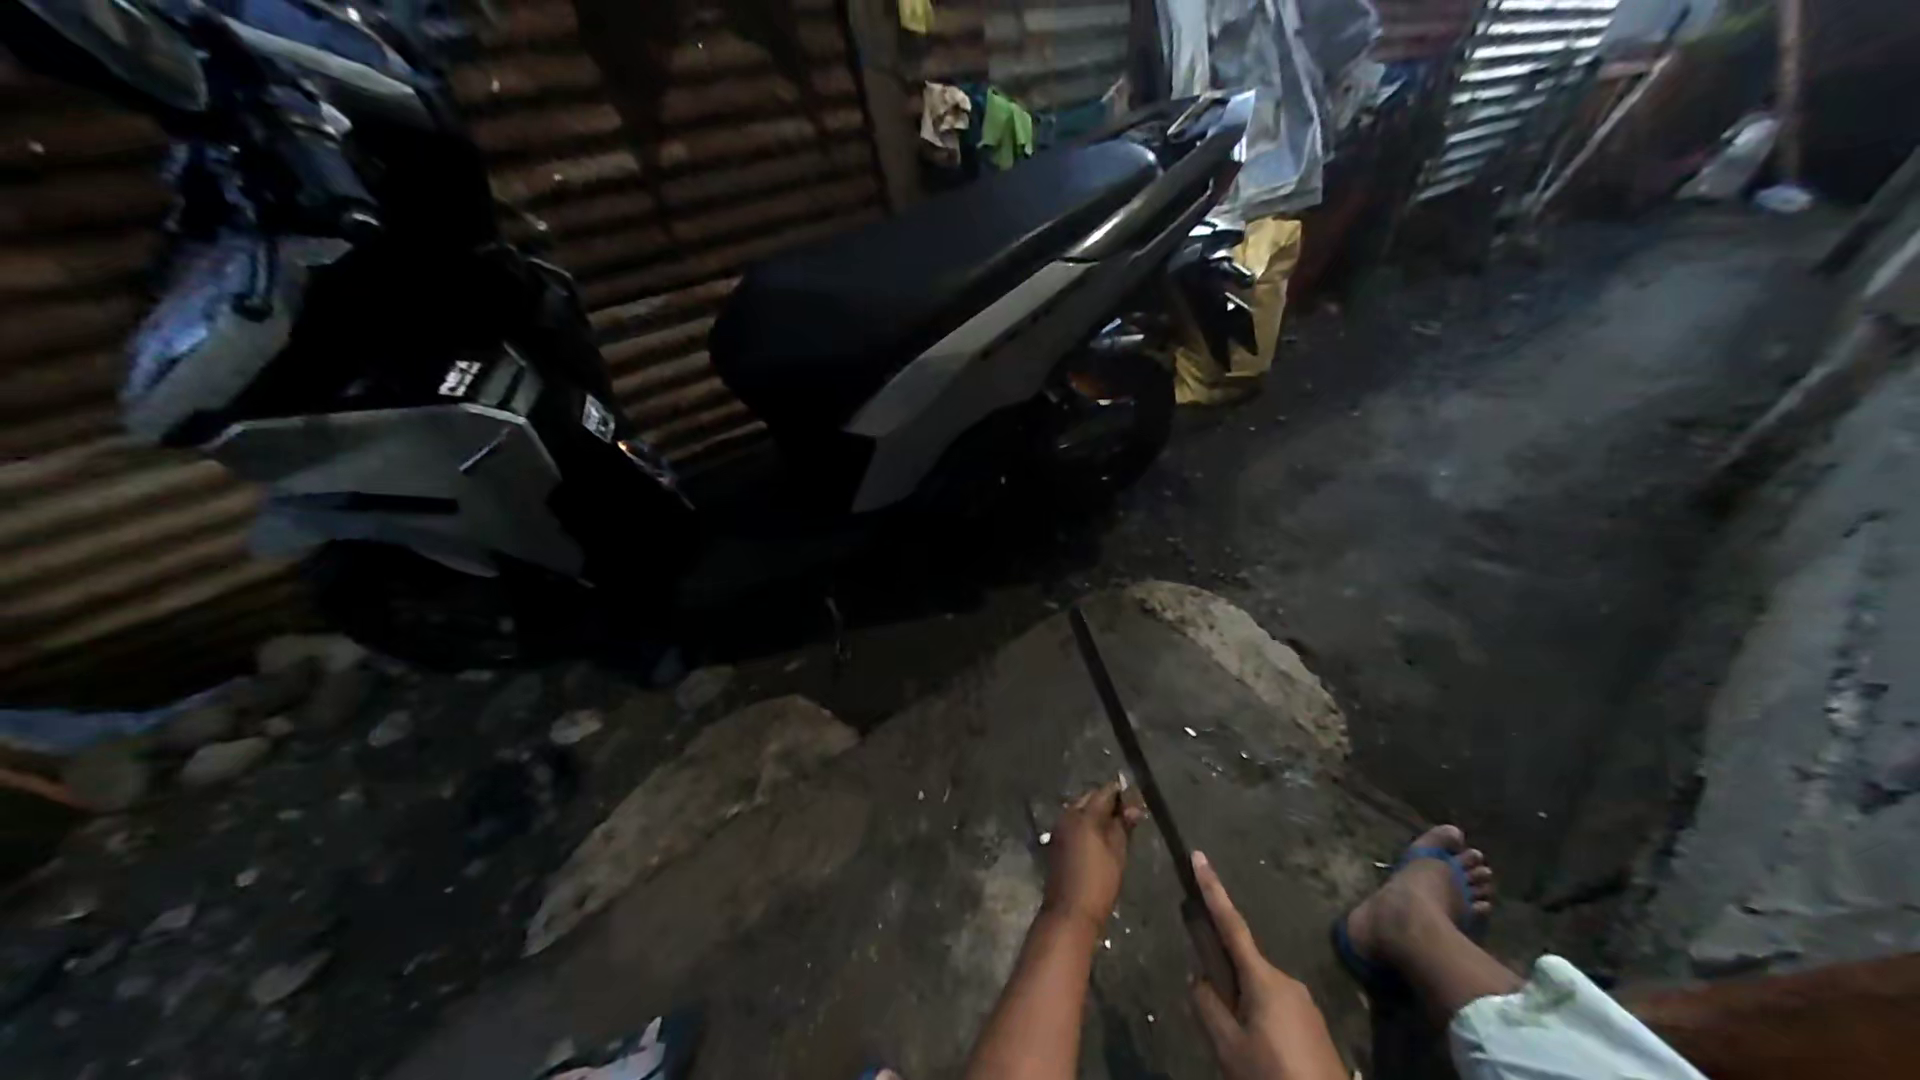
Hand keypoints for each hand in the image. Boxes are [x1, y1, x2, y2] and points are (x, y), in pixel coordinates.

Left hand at [1041, 780, 1145, 931]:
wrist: (1069, 911)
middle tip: (1128, 813)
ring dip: (1096, 812)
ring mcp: (1059, 828)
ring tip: (1116, 825)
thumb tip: (1133, 807)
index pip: (1104, 793)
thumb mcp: (1117, 853)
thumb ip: (1123, 826)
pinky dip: (1086, 823)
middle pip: (1089, 798)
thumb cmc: (1099, 882)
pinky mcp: (1056, 840)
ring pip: (1080, 809)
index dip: (1121, 793)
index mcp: (1083, 815)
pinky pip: (1073, 822)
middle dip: (1107, 801)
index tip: (1136, 799)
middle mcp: (1068, 815)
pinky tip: (1099, 835)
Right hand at [1188, 852, 1348, 1079]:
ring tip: (1244, 1058)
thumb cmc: (1275, 1078)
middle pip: (1241, 967)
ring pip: (1257, 994)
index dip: (1212, 890)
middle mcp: (1286, 981)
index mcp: (1263, 979)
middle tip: (1220, 1032)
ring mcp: (1304, 1004)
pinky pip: (1275, 1011)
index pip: (1230, 924)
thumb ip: (1207, 1006)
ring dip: (1243, 1013)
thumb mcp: (1229, 1048)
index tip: (1199, 856)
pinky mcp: (1315, 1027)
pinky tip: (1264, 1063)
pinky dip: (1260, 1026)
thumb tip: (1201, 980)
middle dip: (1225, 987)